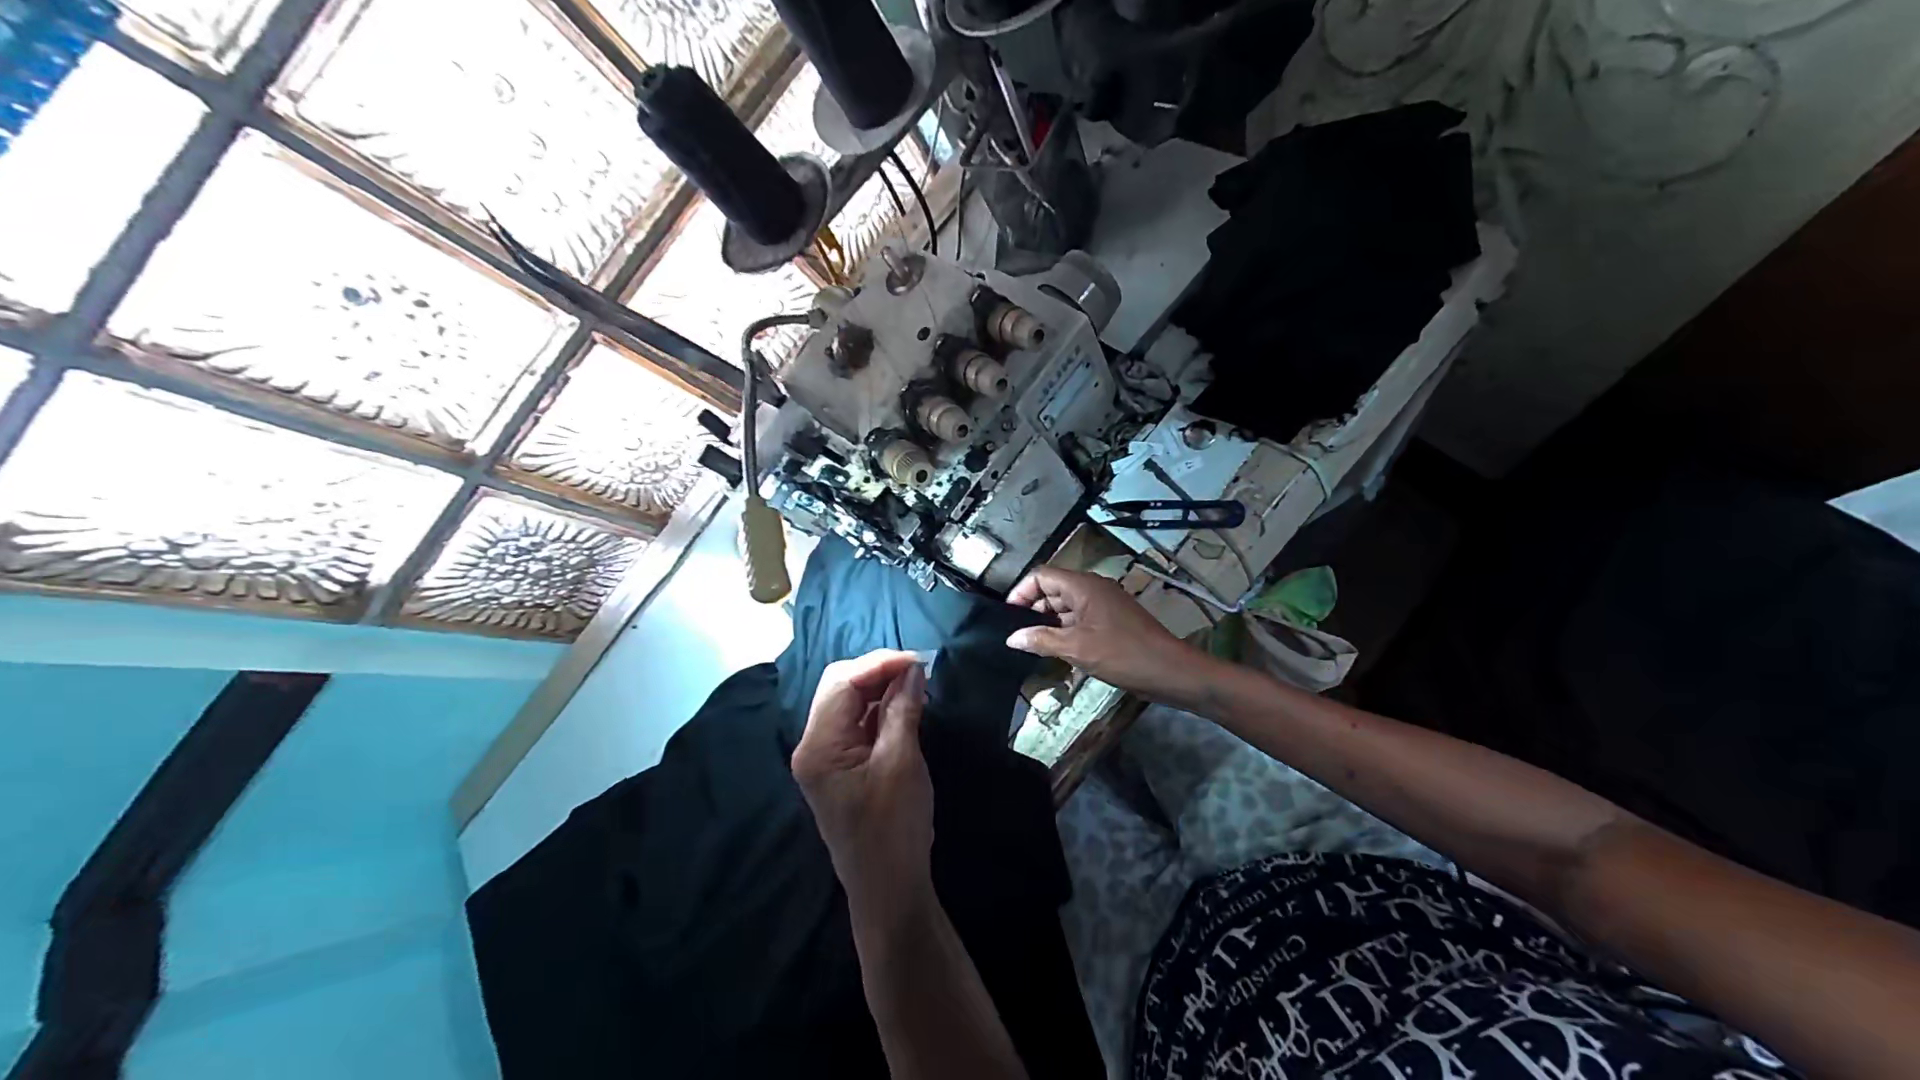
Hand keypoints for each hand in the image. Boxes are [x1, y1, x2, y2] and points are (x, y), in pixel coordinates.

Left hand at [792, 650, 934, 914]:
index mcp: (818, 746)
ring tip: (916, 684)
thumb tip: (913, 669)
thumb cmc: (894, 828)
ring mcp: (824, 758)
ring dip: (879, 689)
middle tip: (918, 670)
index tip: (919, 660)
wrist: (888, 890)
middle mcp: (813, 746)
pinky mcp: (841, 768)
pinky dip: (879, 710)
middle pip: (839, 688)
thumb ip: (903, 710)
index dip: (880, 664)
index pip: (842, 683)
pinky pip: (856, 724)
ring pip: (848, 704)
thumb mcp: (902, 762)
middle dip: (877, 672)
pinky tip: (904, 706)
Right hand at [1004, 567, 1221, 705]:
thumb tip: (1012, 637)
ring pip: (1066, 607)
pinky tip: (1058, 652)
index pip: (1041, 576)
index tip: (1009, 617)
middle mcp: (1093, 589)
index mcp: (1084, 586)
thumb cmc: (1123, 654)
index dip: (1021, 592)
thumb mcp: (1077, 648)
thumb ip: (1041, 640)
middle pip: (1052, 589)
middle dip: (1033, 610)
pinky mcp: (1111, 622)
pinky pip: (1079, 619)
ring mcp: (1104, 605)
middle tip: (1019, 635)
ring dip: (1049, 623)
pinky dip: (1065, 631)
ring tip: (1034, 646)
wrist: (1170, 671)